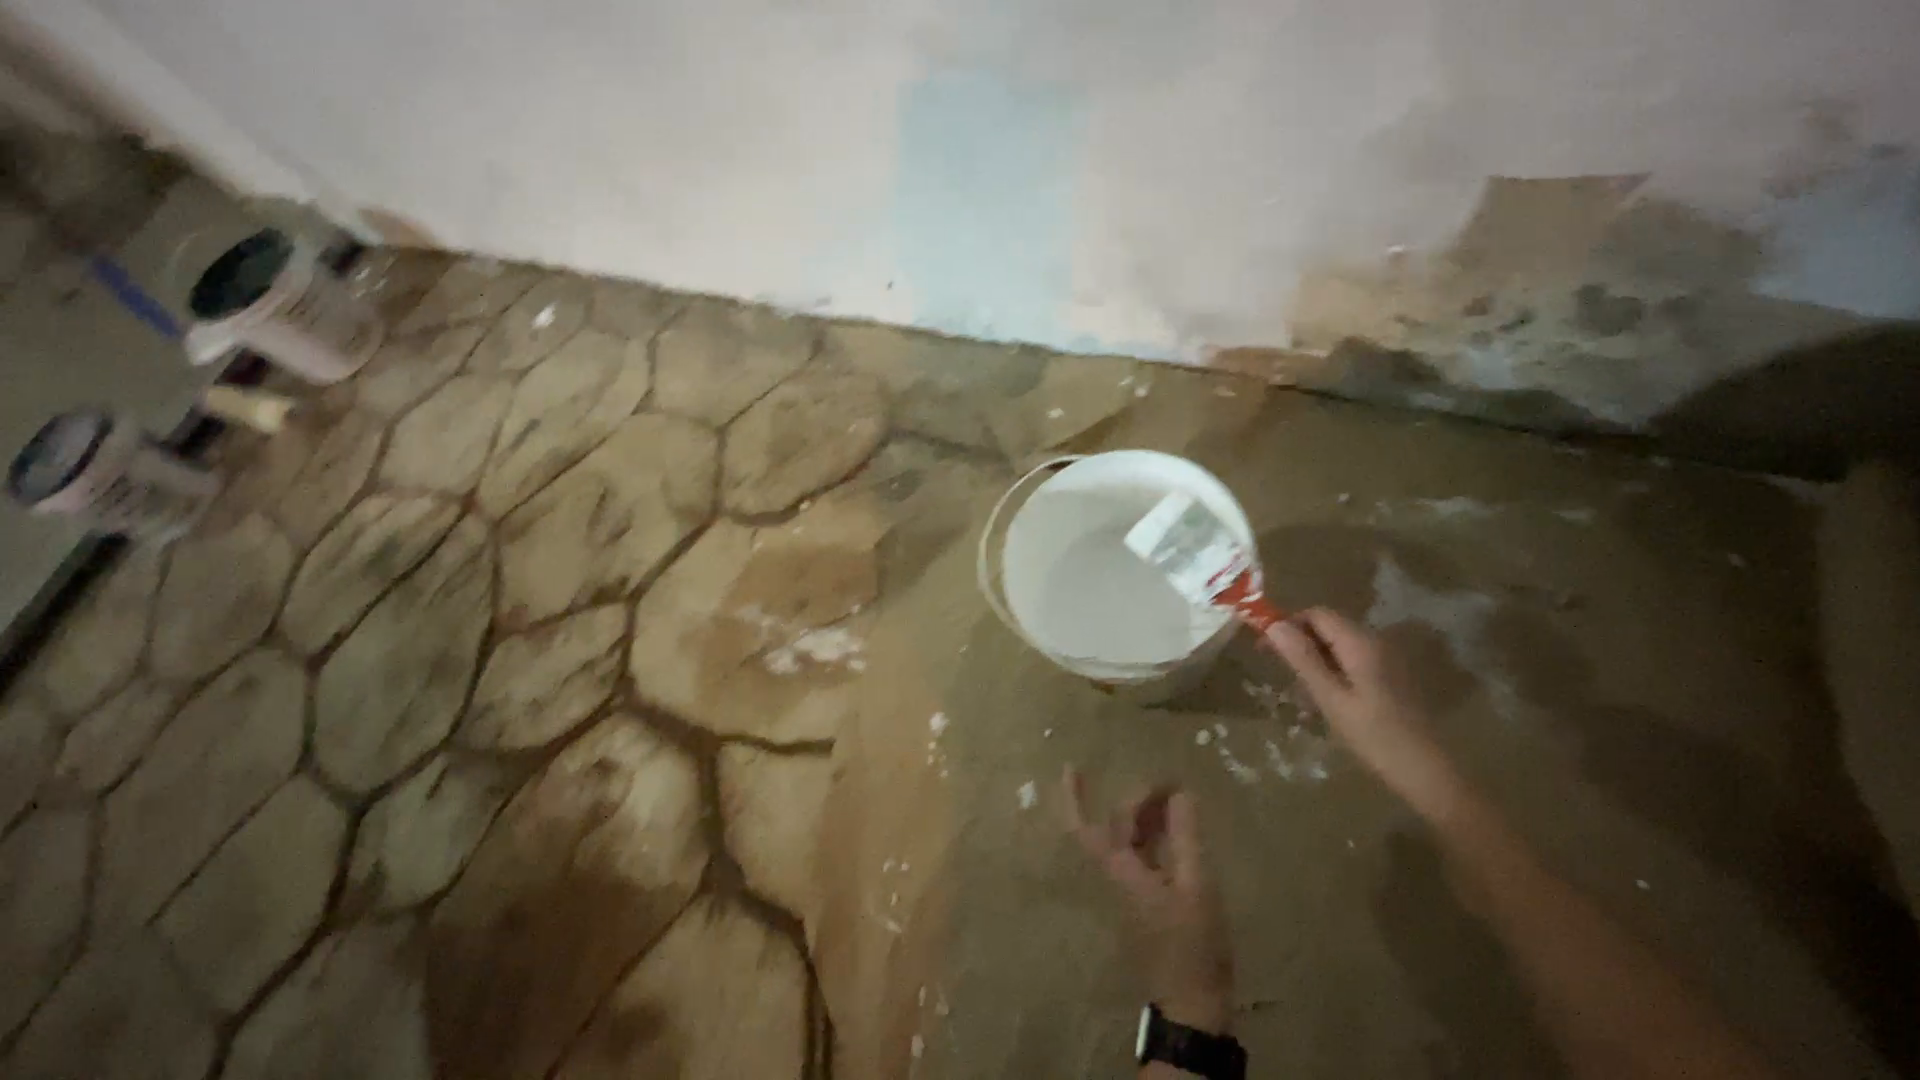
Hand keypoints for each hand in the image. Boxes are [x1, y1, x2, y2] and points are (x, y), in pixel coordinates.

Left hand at [1062, 766, 1233, 1033]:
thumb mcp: (1196, 886)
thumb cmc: (1192, 944)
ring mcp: (1127, 890)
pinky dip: (1154, 837)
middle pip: (1109, 828)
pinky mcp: (1143, 901)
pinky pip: (1141, 857)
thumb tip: (1180, 793)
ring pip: (1125, 842)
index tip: (1091, 769)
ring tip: (1172, 797)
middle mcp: (1114, 877)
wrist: (1191, 1002)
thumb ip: (1185, 837)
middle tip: (1165, 783)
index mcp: (1119, 871)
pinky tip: (1175, 830)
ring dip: (1143, 817)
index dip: (1089, 797)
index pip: (1089, 825)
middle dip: (1132, 800)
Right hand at [1266, 608, 1465, 817]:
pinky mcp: (1392, 676)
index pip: (1317, 614)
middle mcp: (1376, 641)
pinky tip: (1326, 699)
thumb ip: (1302, 659)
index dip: (1288, 624)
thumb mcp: (1330, 698)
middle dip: (1300, 642)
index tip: (1264, 648)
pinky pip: (1354, 660)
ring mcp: (1387, 659)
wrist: (1427, 770)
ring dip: (1315, 658)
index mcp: (1360, 643)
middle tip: (1279, 672)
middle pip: (1329, 626)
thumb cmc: (1374, 735)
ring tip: (1300, 691)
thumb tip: (1272, 625)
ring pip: (1340, 644)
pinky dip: (1333, 670)